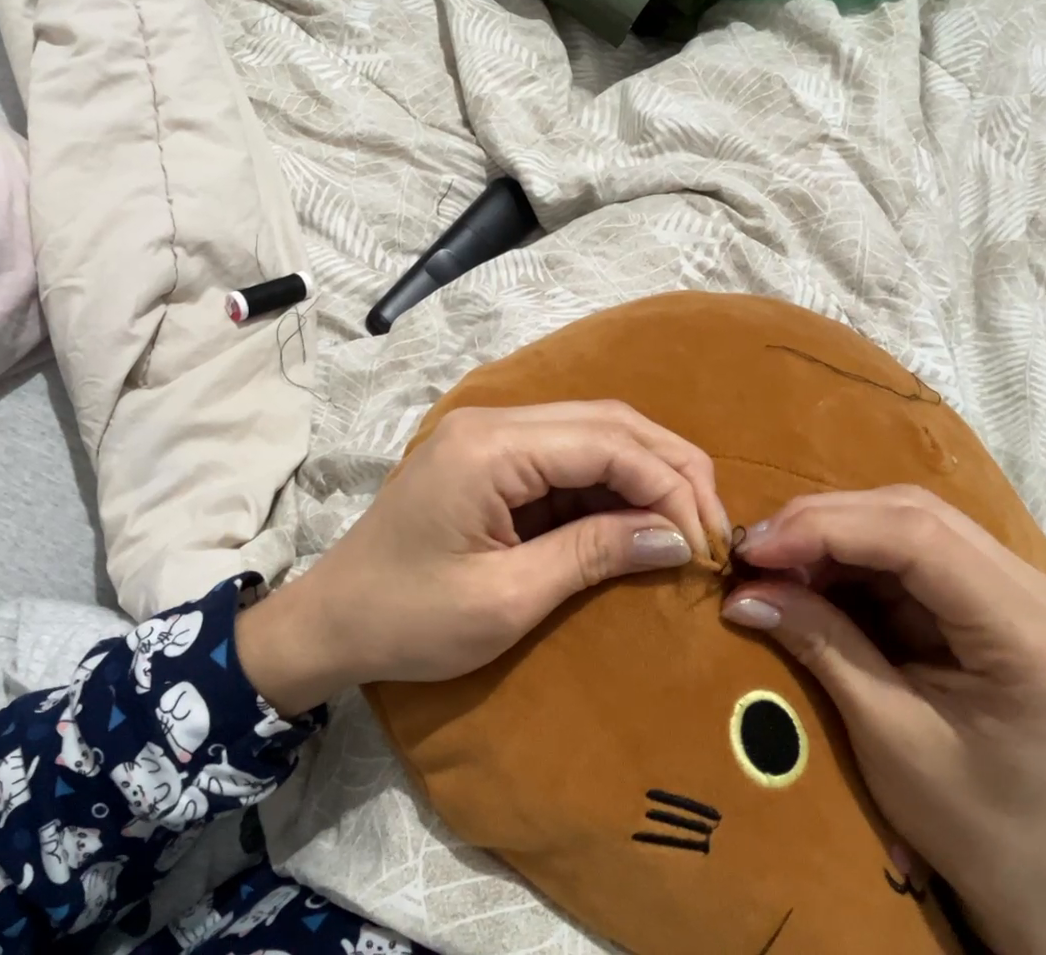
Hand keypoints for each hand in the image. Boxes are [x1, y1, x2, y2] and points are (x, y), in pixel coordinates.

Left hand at [236, 402, 729, 714]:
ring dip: (645, 475)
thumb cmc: (408, 619)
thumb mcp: (506, 598)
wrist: (332, 622)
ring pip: (592, 435)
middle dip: (670, 469)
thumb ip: (593, 555)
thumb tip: (678, 538)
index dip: (671, 486)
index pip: (609, 443)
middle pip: (608, 423)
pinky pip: (564, 461)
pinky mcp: (487, 464)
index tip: (709, 545)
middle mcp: (492, 424)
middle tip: (713, 527)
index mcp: (491, 448)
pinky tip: (637, 523)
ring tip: (687, 528)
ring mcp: (487, 439)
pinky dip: (608, 488)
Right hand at [720, 486, 1045, 954]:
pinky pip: (914, 553)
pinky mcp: (995, 601)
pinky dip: (852, 558)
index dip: (826, 529)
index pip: (920, 539)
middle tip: (753, 553)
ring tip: (773, 565)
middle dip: (823, 524)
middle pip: (917, 516)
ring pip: (913, 523)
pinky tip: (811, 577)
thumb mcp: (886, 732)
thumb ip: (821, 645)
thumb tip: (741, 592)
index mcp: (1031, 635)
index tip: (753, 550)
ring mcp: (1023, 593)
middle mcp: (1041, 595)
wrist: (1035, 875)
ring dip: (834, 535)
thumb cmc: (969, 819)